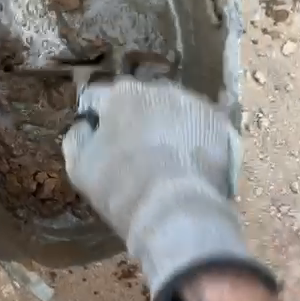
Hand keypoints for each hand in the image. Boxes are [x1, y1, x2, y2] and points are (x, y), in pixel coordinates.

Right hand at [62, 78, 274, 300]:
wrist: (175, 211)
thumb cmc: (120, 188)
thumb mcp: (80, 166)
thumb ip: (78, 137)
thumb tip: (86, 126)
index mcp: (122, 93)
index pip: (99, 98)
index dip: (95, 120)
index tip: (97, 142)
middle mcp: (160, 89)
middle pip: (140, 101)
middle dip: (135, 120)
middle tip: (134, 154)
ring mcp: (195, 105)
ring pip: (174, 112)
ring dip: (167, 128)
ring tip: (167, 162)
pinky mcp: (221, 126)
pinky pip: (200, 129)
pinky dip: (194, 142)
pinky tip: (188, 167)